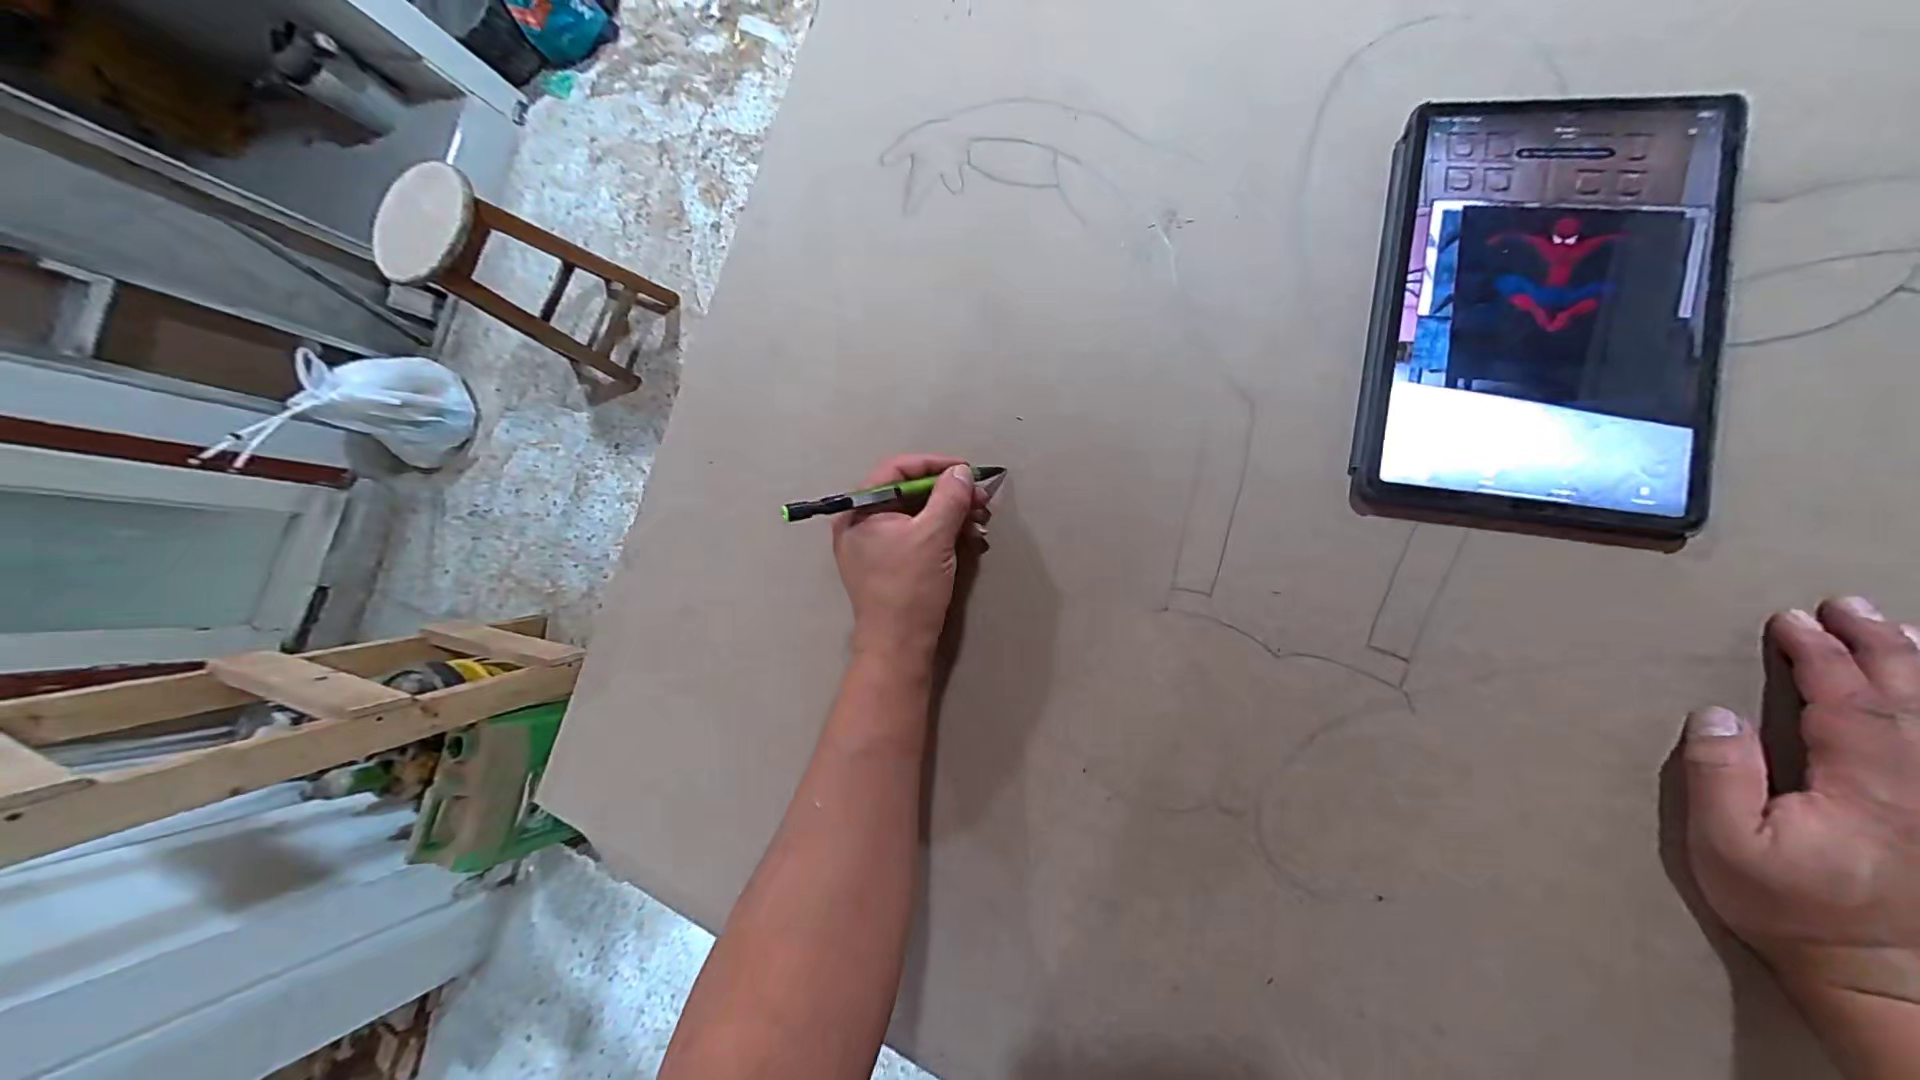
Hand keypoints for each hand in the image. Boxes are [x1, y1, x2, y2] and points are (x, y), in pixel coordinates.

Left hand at [832, 454, 990, 664]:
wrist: (898, 645)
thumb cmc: (910, 589)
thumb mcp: (934, 537)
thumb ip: (949, 498)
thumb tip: (961, 472)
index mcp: (860, 510)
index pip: (897, 470)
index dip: (934, 465)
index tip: (966, 471)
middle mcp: (862, 522)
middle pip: (908, 491)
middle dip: (947, 492)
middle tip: (979, 498)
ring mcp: (875, 544)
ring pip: (916, 514)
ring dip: (950, 512)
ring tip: (979, 518)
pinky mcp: (890, 563)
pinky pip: (916, 534)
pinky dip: (942, 531)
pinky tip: (967, 535)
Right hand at [1684, 597, 1919, 1003]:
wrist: (1877, 976)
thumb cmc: (1788, 906)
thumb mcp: (1725, 844)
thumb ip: (1719, 775)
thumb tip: (1717, 713)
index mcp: (1867, 790)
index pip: (1848, 704)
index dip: (1820, 657)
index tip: (1791, 621)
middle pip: (1909, 702)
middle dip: (1879, 647)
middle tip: (1847, 605)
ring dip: (1918, 669)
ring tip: (1895, 630)